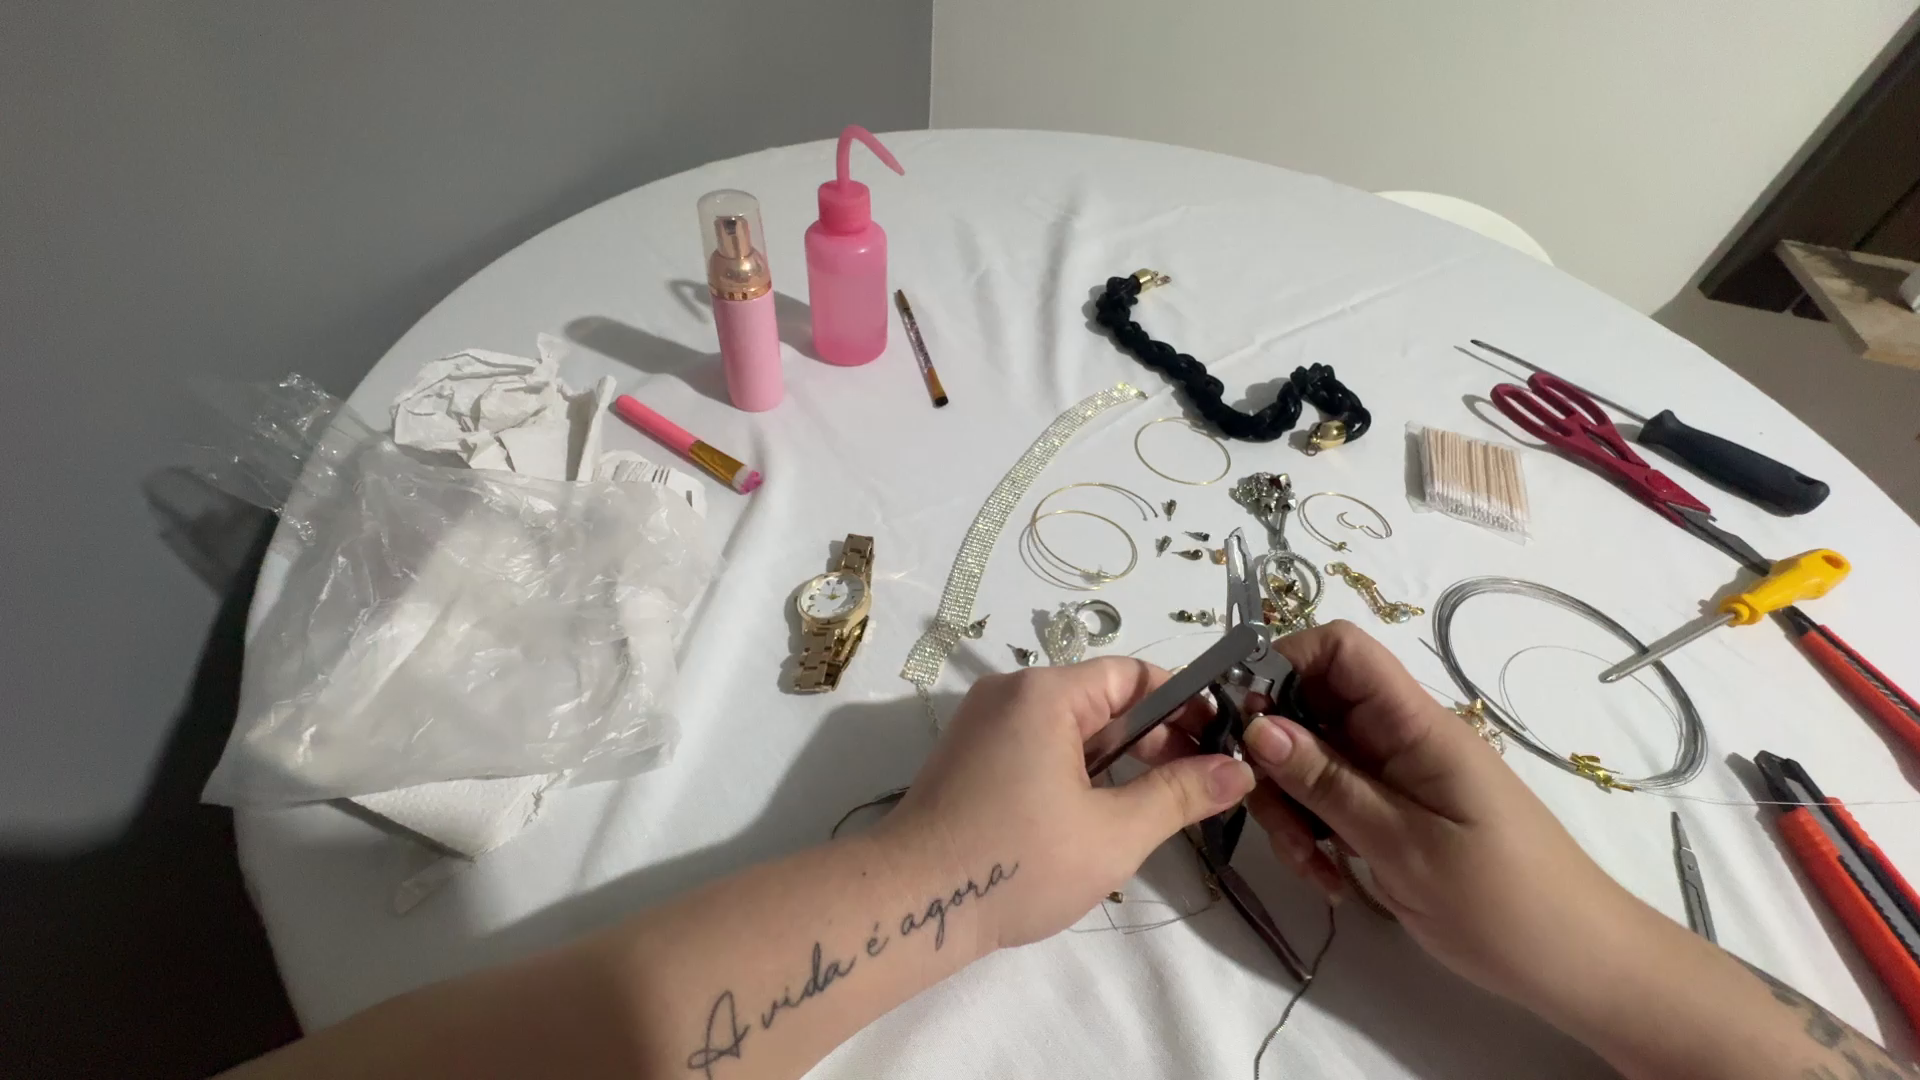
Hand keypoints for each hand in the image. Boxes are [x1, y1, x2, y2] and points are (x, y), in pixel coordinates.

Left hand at [881, 659, 1255, 953]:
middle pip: (1098, 697)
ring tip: (1149, 805)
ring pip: (1068, 725)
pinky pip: (1036, 743)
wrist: (911, 903)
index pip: (1130, 674)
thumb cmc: (1017, 862)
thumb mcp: (1113, 832)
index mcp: (1043, 693)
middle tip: (1193, 783)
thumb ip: (1179, 794)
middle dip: (1151, 735)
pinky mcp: (969, 754)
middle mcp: (1009, 693)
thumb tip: (1239, 770)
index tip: (1219, 740)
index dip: (1182, 702)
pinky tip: (1092, 811)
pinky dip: (1074, 767)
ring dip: (1114, 757)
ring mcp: (983, 722)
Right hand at [1234, 621, 1637, 1001]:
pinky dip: (1307, 829)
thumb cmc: (1508, 904)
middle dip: (1270, 754)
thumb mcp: (1405, 846)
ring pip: (1301, 756)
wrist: (1583, 971)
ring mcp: (1384, 771)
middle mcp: (1392, 735)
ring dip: (1286, 804)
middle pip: (1304, 705)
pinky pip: (1319, 797)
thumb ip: (1326, 782)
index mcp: (1413, 724)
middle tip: (1264, 810)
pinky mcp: (1379, 805)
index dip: (1283, 662)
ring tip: (1308, 862)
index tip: (1245, 717)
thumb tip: (1256, 724)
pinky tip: (1325, 873)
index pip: (1340, 649)